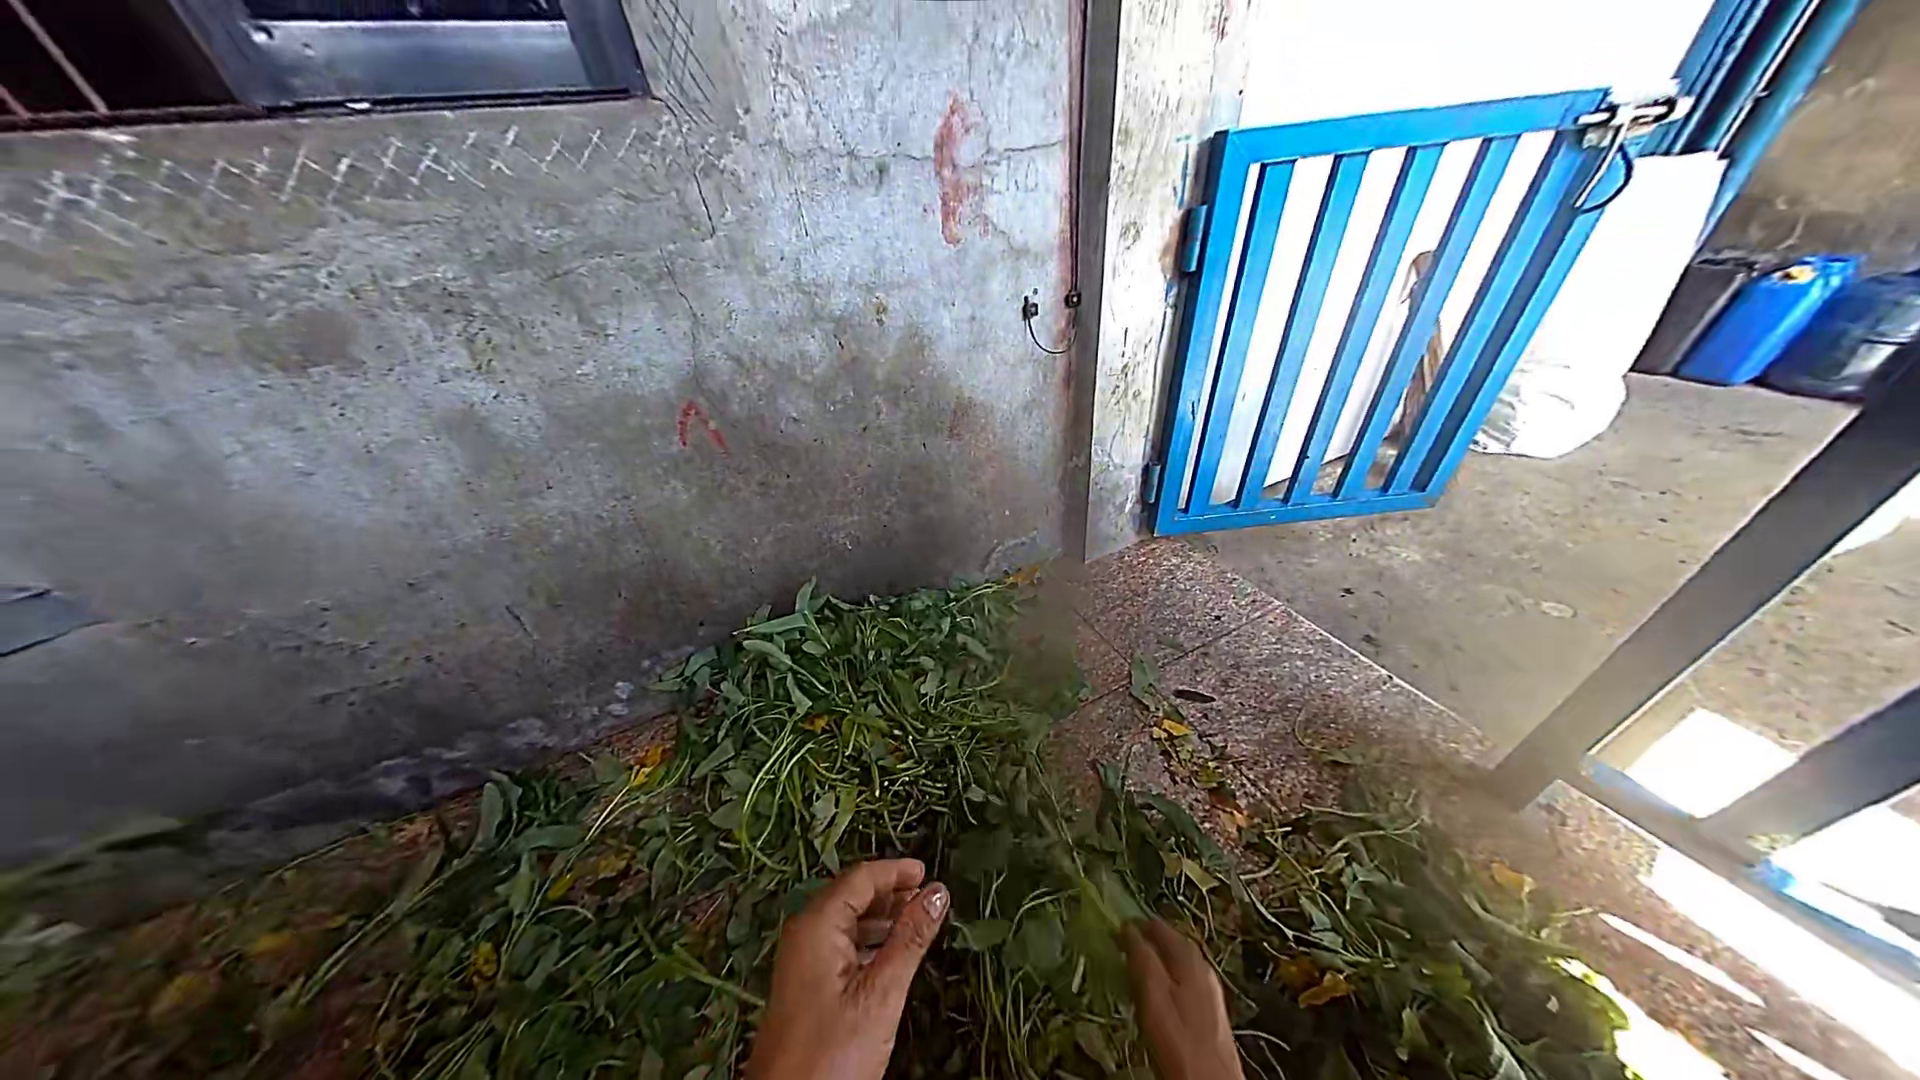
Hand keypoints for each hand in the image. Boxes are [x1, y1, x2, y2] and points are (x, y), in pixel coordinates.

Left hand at [746, 859, 949, 1079]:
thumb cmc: (834, 1055)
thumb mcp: (881, 994)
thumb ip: (910, 938)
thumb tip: (938, 892)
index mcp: (817, 924)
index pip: (860, 878)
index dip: (895, 871)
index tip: (928, 873)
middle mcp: (805, 932)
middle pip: (852, 894)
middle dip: (891, 892)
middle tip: (928, 898)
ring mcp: (802, 959)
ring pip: (847, 920)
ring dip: (882, 917)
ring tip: (918, 922)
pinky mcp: (805, 984)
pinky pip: (840, 945)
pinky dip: (868, 941)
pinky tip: (891, 954)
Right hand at [1122, 920, 1244, 1079]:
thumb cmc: (1178, 1040)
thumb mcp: (1152, 993)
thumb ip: (1140, 956)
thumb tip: (1127, 927)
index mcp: (1190, 957)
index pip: (1156, 925)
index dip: (1131, 926)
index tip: (1110, 935)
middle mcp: (1202, 968)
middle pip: (1166, 944)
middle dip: (1142, 946)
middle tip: (1117, 958)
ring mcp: (1208, 992)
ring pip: (1172, 966)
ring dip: (1150, 967)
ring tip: (1129, 979)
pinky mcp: (1208, 1014)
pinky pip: (1179, 986)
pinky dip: (1161, 985)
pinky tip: (1150, 1003)